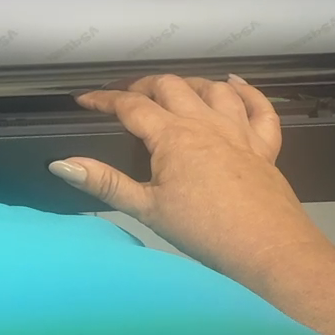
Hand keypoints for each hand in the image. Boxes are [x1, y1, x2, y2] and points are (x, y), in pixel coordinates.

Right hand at [51, 74, 333, 277]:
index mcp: (173, 137)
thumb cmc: (206, 231)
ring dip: (187, 83)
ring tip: (170, 89)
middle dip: (142, 85)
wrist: (272, 251)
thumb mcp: (146, 209)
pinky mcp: (265, 147)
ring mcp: (239, 132)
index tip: (84, 100)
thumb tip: (62, 164)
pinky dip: (246, 92)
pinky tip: (233, 84)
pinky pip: (259, 109)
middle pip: (170, 86)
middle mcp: (205, 124)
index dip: (104, 99)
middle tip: (122, 96)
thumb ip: (103, 183)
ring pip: (212, 89)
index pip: (130, 105)